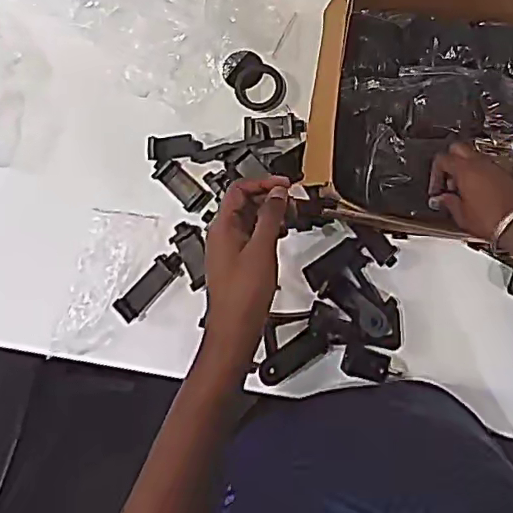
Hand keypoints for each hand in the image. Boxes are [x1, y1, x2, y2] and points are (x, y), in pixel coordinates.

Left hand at [203, 176, 289, 350]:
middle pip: (245, 201)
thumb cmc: (242, 296)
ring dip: (270, 212)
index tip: (284, 185)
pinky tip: (281, 234)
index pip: (239, 189)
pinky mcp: (238, 260)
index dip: (263, 182)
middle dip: (269, 196)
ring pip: (250, 217)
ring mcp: (229, 248)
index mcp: (222, 228)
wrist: (235, 330)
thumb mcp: (262, 248)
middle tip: (290, 199)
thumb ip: (270, 216)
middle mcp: (222, 235)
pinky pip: (252, 233)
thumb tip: (277, 193)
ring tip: (289, 215)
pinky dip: (268, 228)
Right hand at [428, 142, 512, 246]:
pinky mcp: (504, 173)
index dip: (435, 174)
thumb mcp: (461, 215)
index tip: (437, 189)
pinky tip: (477, 191)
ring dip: (464, 167)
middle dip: (449, 162)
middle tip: (448, 182)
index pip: (442, 159)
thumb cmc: (492, 219)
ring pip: (473, 155)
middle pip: (457, 148)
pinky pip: (486, 165)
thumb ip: (449, 202)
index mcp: (465, 169)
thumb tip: (442, 198)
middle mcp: (479, 163)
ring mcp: (493, 166)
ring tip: (462, 189)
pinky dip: (478, 172)